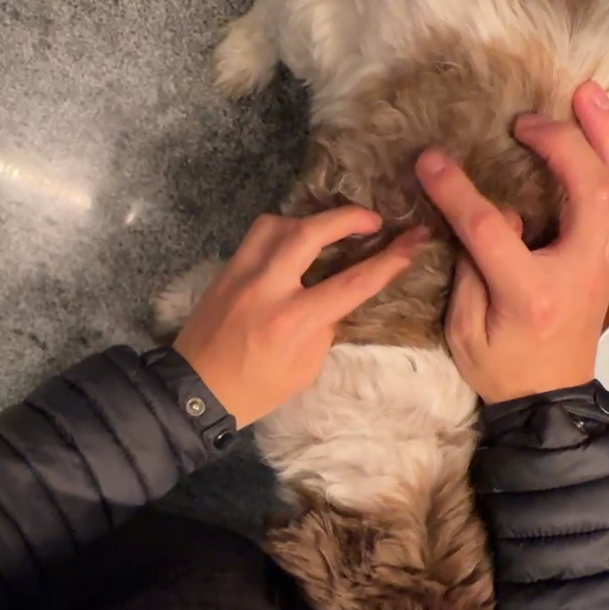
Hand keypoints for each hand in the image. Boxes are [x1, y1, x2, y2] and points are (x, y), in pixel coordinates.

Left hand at [173, 208, 426, 426]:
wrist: (193, 391)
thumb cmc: (254, 390)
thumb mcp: (303, 369)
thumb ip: (325, 327)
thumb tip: (336, 293)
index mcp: (292, 322)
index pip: (352, 282)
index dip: (390, 260)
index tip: (414, 241)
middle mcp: (266, 289)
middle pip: (310, 232)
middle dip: (348, 218)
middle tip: (372, 221)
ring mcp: (239, 276)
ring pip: (277, 224)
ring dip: (308, 220)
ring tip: (326, 231)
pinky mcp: (223, 272)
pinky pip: (255, 237)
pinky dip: (280, 232)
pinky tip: (292, 245)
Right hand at [424, 80, 608, 404]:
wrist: (550, 397)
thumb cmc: (500, 369)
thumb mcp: (465, 330)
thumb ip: (473, 270)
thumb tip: (493, 216)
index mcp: (530, 292)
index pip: (491, 227)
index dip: (457, 189)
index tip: (431, 161)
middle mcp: (579, 268)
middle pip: (588, 188)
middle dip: (561, 143)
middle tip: (524, 120)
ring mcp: (603, 261)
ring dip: (608, 134)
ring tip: (587, 93)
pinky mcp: (608, 256)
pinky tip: (600, 132)